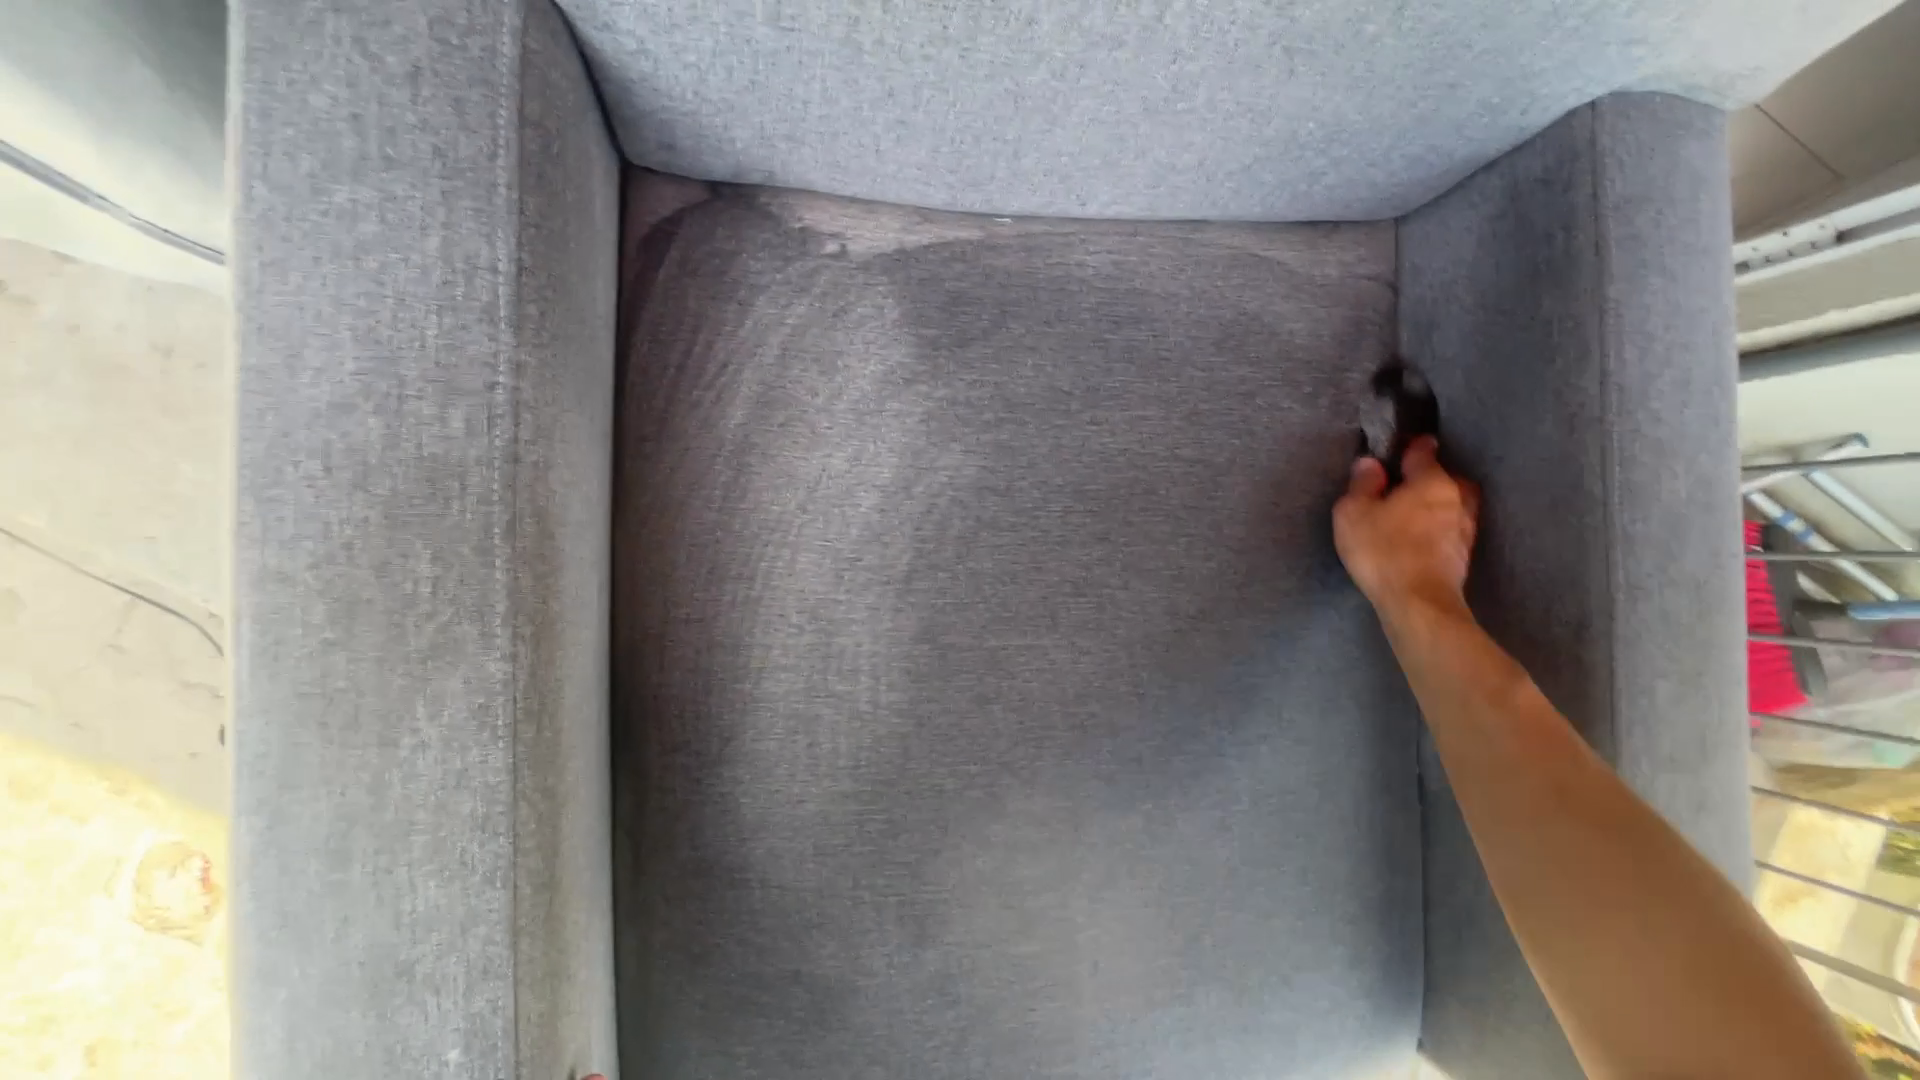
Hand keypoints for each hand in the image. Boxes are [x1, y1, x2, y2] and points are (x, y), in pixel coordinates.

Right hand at [1332, 436, 1478, 617]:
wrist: (1418, 602)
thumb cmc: (1382, 550)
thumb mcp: (1353, 513)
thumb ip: (1362, 485)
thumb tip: (1370, 464)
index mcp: (1431, 481)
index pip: (1423, 452)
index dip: (1410, 446)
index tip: (1400, 446)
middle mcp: (1456, 498)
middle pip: (1445, 477)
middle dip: (1430, 477)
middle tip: (1407, 484)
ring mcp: (1465, 527)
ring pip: (1453, 503)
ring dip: (1438, 504)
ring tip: (1414, 512)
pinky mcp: (1464, 554)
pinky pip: (1451, 528)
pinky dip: (1439, 527)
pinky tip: (1422, 537)